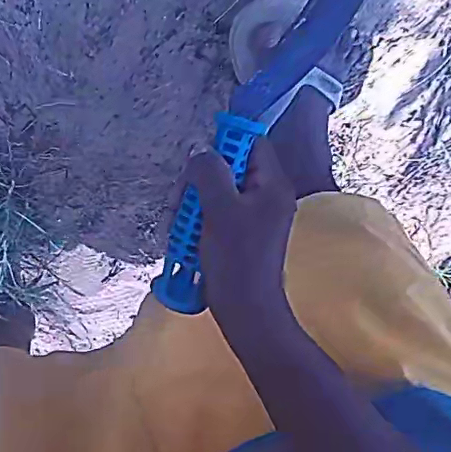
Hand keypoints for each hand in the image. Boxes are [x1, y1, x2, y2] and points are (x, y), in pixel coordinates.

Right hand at [177, 140, 296, 328]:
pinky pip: (211, 213)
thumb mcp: (219, 209)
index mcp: (271, 186)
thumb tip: (200, 151)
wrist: (243, 307)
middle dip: (199, 181)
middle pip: (228, 168)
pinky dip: (194, 220)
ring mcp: (250, 216)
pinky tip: (183, 236)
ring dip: (191, 204)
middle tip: (182, 199)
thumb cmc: (235, 257)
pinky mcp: (236, 233)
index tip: (199, 158)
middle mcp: (265, 197)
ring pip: (214, 191)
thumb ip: (209, 173)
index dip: (226, 143)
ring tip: (179, 223)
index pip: (252, 145)